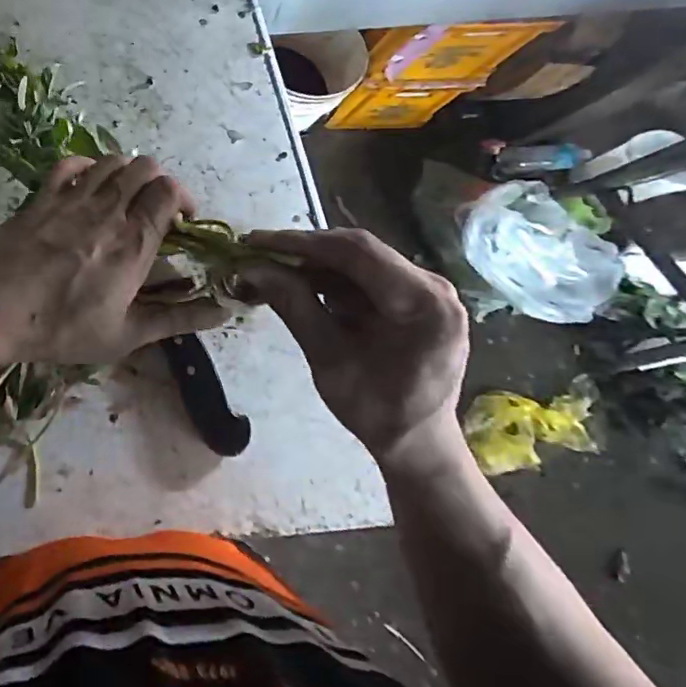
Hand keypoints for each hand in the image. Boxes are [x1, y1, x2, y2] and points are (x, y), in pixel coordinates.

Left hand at [0, 155, 229, 379]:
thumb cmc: (59, 328)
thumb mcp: (124, 334)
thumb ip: (177, 319)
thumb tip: (224, 311)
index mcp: (133, 241)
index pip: (170, 192)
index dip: (183, 199)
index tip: (182, 221)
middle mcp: (107, 209)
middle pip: (146, 167)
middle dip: (159, 181)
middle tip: (155, 208)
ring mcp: (71, 198)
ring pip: (112, 160)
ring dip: (127, 172)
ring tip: (125, 196)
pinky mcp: (40, 197)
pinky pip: (70, 164)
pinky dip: (86, 167)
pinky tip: (86, 185)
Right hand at [240, 229, 468, 466]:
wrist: (418, 444)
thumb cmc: (377, 411)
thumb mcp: (329, 358)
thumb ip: (294, 305)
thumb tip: (252, 268)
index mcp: (423, 302)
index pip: (356, 252)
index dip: (302, 242)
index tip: (257, 242)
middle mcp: (433, 285)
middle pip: (359, 250)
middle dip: (305, 250)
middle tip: (258, 253)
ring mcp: (427, 288)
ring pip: (360, 259)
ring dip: (315, 263)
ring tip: (272, 268)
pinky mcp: (415, 295)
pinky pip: (367, 275)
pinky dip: (332, 277)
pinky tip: (300, 282)